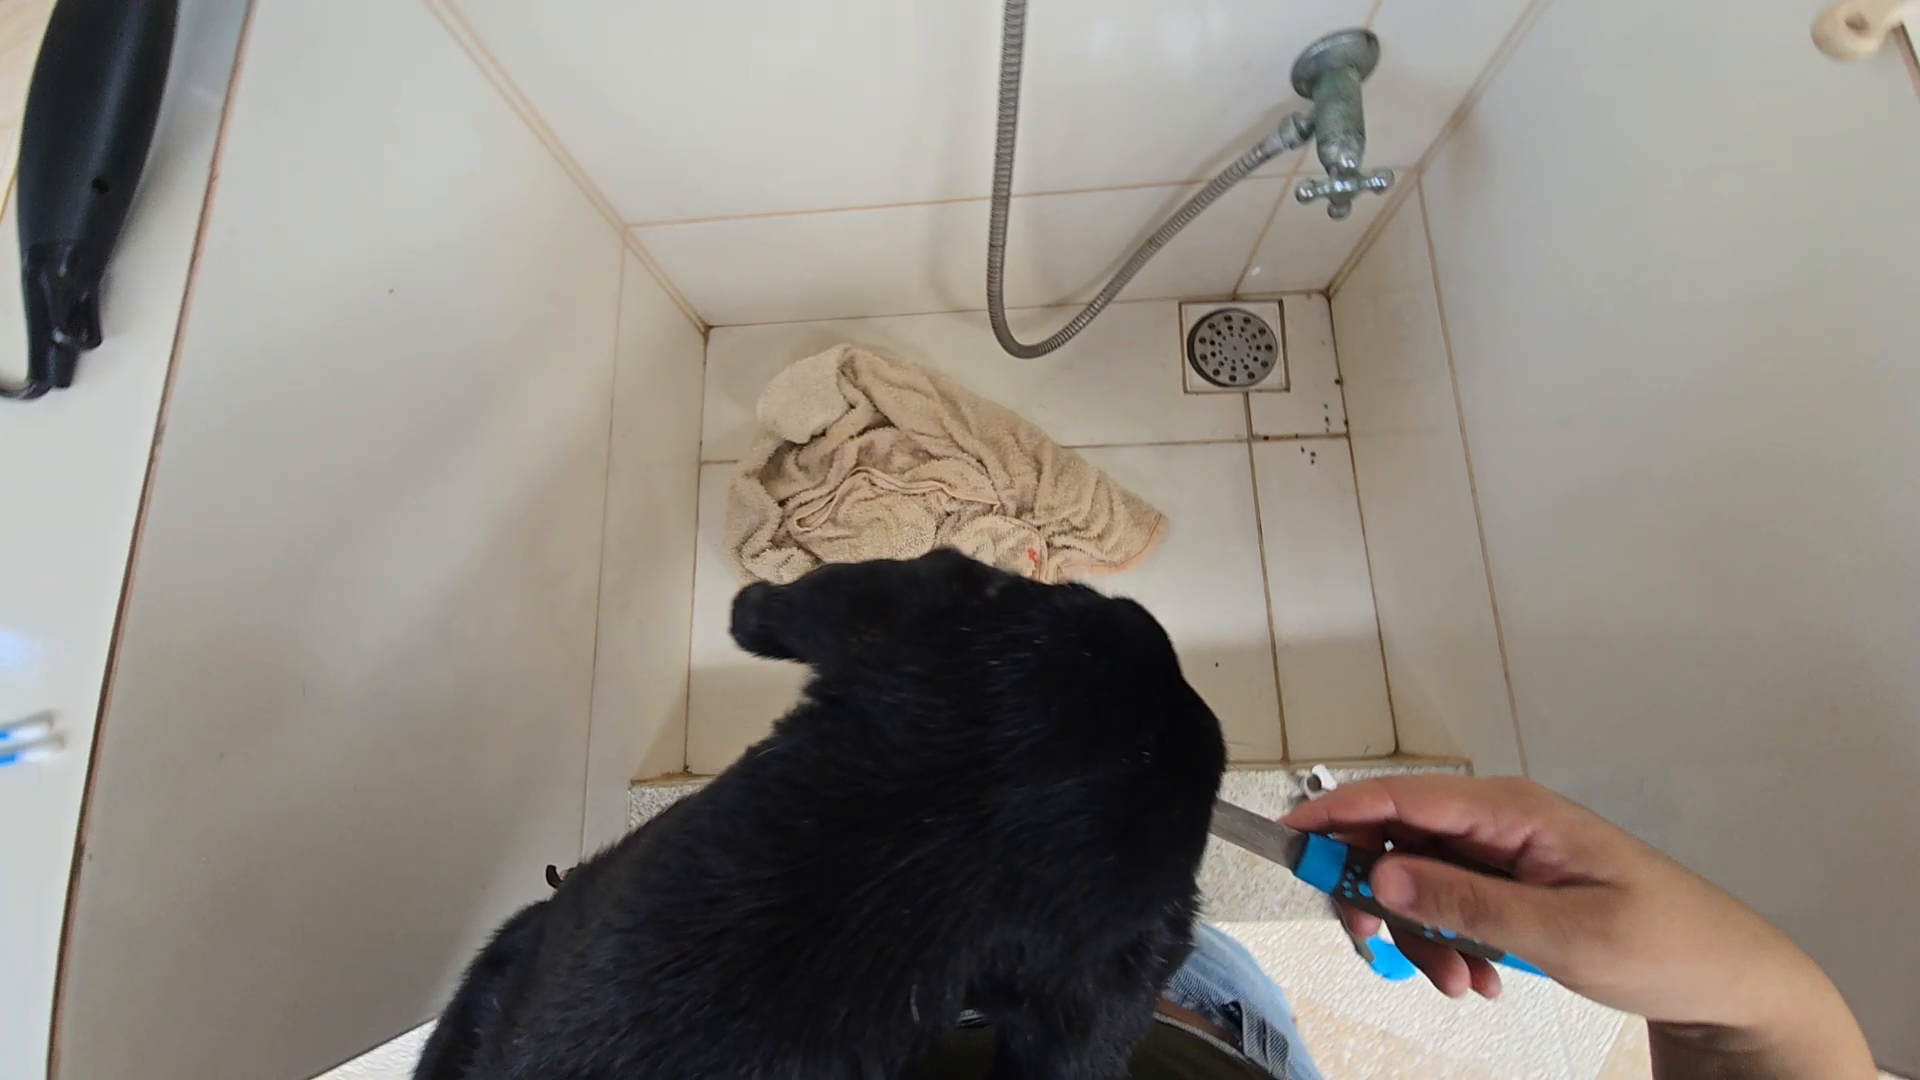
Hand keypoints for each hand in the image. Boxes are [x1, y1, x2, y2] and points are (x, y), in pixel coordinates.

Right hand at [1280, 776, 1875, 1077]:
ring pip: (1412, 875)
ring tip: (1459, 984)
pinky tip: (1478, 977)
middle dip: (1378, 892)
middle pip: (1394, 838)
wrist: (1739, 986)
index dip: (1335, 811)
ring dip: (1417, 931)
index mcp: (1506, 809)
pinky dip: (1443, 939)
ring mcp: (1493, 850)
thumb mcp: (1567, 934)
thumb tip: (1377, 878)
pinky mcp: (1499, 880)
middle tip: (1369, 941)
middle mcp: (1489, 819)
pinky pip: (1441, 900)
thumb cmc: (1667, 947)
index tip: (1287, 836)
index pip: (1398, 796)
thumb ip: (1466, 902)